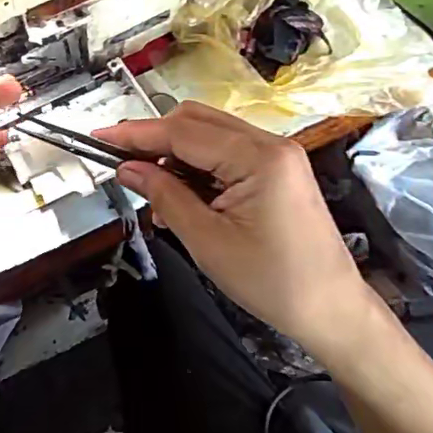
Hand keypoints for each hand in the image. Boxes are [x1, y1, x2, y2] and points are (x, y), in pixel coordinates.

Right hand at [95, 101, 388, 366]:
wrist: (333, 311)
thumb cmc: (274, 282)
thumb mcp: (206, 240)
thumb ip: (163, 194)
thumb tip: (127, 169)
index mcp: (259, 158)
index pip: (181, 132)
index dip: (135, 134)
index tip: (99, 137)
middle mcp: (270, 145)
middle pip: (194, 121)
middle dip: (153, 139)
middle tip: (121, 164)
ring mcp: (276, 155)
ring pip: (207, 134)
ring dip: (173, 154)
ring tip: (153, 191)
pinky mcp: (276, 169)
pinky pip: (223, 152)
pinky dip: (194, 166)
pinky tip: (180, 196)